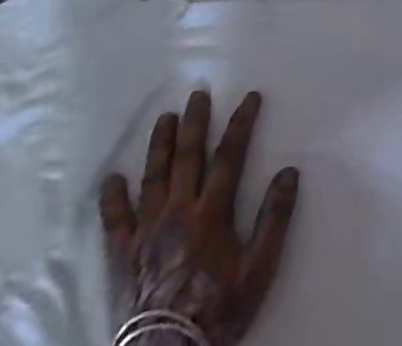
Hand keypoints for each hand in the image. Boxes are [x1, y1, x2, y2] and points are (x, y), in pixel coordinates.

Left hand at [100, 90, 299, 344]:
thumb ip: (274, 218)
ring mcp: (147, 232)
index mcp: (211, 213)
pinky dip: (113, 198)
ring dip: (160, 145)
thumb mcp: (260, 267)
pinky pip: (115, 221)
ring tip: (165, 118)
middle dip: (196, 123)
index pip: (229, 156)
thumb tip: (289, 172)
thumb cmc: (220, 307)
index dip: (241, 124)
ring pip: (153, 178)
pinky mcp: (125, 254)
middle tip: (199, 94)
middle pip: (187, 158)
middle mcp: (177, 213)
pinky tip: (112, 178)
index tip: (250, 98)